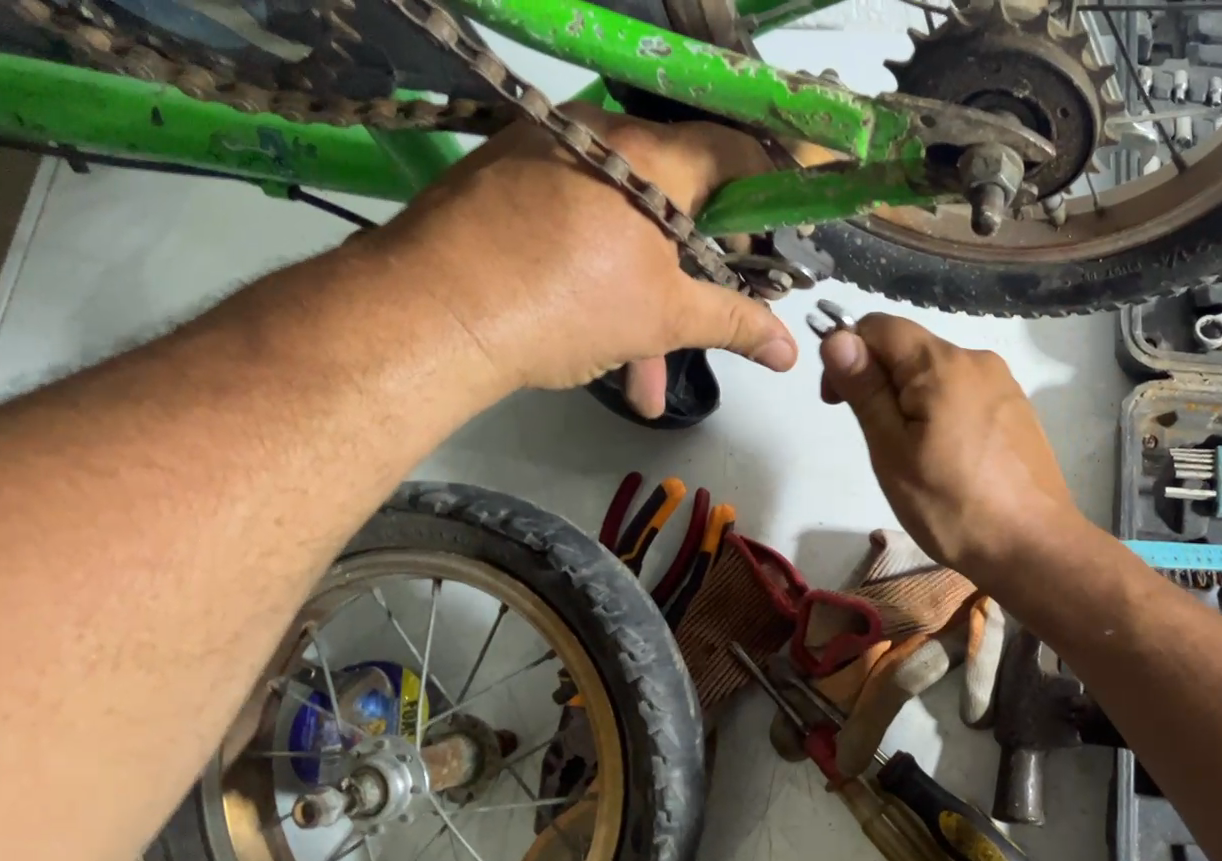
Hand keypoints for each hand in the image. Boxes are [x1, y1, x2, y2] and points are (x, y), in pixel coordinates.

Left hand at [358, 104, 796, 412]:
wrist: (430, 312)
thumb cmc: (568, 304)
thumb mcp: (666, 320)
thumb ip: (736, 325)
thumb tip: (791, 352)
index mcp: (651, 156)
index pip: (736, 149)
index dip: (770, 189)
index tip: (779, 234)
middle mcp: (600, 134)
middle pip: (680, 186)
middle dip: (705, 256)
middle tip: (716, 301)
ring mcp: (546, 150)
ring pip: (625, 215)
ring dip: (648, 288)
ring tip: (649, 365)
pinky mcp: (505, 175)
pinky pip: (577, 217)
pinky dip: (600, 271)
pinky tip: (601, 339)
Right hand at [819, 314, 1084, 577]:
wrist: (1033, 547)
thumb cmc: (952, 505)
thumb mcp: (892, 451)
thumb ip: (865, 389)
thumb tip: (836, 336)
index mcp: (943, 363)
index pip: (880, 325)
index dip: (847, 352)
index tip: (837, 403)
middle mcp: (978, 360)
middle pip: (911, 349)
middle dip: (880, 382)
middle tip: (877, 442)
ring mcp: (1005, 386)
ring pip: (939, 375)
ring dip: (912, 401)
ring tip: (914, 458)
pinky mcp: (1019, 412)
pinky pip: (967, 396)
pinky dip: (944, 414)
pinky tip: (949, 460)